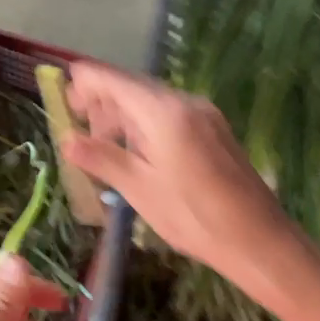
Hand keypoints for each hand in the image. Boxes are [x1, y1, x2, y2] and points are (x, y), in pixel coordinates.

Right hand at [61, 62, 299, 283]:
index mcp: (163, 112)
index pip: (113, 80)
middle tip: (77, 129)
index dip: (84, 83)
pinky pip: (169, 114)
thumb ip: (101, 158)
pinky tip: (136, 152)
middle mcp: (185, 102)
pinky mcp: (213, 130)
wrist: (259, 240)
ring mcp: (203, 114)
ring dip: (122, 115)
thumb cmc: (193, 216)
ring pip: (150, 101)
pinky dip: (144, 124)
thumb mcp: (139, 189)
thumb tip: (66, 139)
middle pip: (132, 86)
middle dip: (101, 102)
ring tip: (102, 146)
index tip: (60, 97)